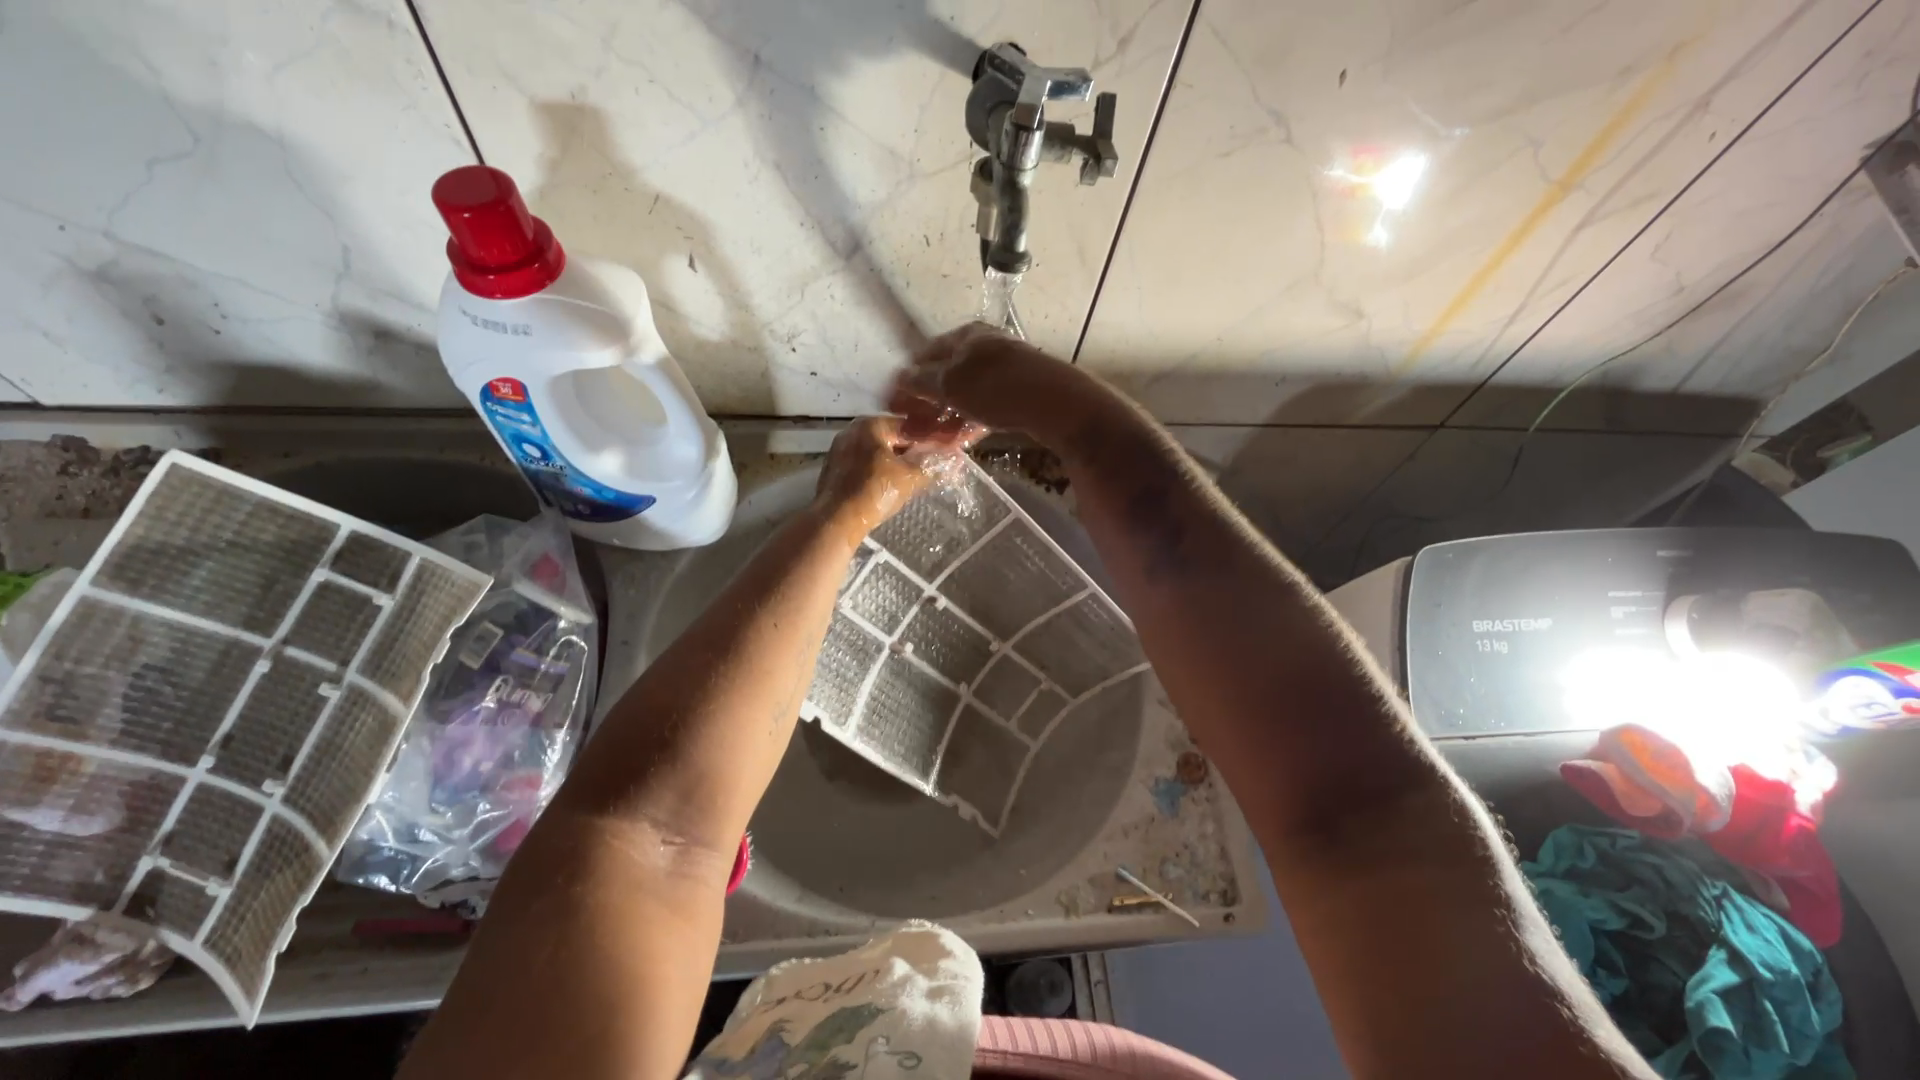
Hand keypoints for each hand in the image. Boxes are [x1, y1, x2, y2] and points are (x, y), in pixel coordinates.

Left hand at [814, 415, 968, 536]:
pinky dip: (881, 470)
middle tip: (935, 462)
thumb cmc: (875, 491)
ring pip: (878, 452)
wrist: (836, 520)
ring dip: (898, 461)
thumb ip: (932, 464)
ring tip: (917, 475)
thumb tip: (954, 458)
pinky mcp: (834, 470)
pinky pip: (865, 464)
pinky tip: (893, 484)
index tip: (949, 448)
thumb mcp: (910, 476)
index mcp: (870, 424)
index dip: (931, 438)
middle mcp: (852, 431)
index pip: (909, 426)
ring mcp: (840, 450)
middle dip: (914, 450)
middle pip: (892, 437)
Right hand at [888, 322, 1085, 439]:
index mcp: (966, 336)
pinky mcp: (1019, 396)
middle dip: (925, 406)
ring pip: (964, 396)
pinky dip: (967, 423)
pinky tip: (958, 442)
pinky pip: (984, 409)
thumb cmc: (998, 387)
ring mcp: (1004, 372)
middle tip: (911, 432)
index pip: (924, 356)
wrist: (1058, 404)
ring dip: (943, 419)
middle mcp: (984, 349)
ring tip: (931, 443)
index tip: (893, 408)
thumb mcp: (951, 384)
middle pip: (945, 378)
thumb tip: (900, 378)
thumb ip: (921, 382)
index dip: (906, 382)